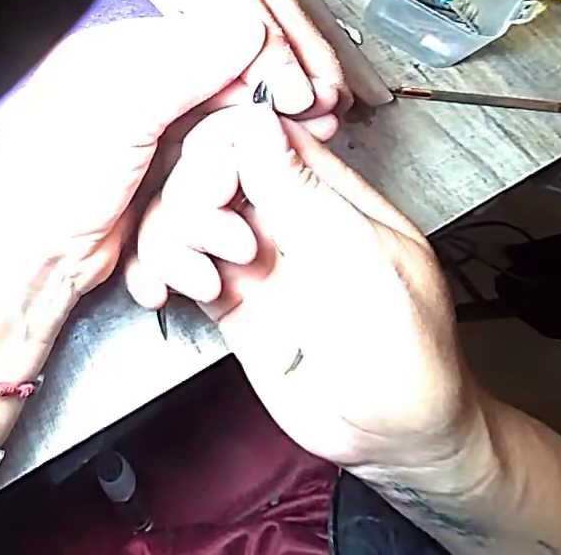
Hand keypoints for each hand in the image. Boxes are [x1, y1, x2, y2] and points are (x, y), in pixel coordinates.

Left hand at [0, 16, 264, 370]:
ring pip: (210, 138)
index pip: (196, 39)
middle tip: (263, 161)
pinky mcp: (151, 173)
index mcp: (108, 56)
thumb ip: (182, 67)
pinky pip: (198, 174)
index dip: (246, 64)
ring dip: (225, 176)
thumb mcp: (119, 114)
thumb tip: (244, 27)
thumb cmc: (51, 183)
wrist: (32, 258)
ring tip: (226, 217)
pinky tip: (209, 228)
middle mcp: (126, 89)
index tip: (286, 96)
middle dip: (241, 129)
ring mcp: (140, 134)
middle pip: (210, 92)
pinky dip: (208, 201)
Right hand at [124, 105, 481, 473]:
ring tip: (205, 280)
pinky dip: (155, 267)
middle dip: (193, 199)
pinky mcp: (217, 285)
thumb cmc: (406, 354)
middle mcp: (274, 209)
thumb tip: (256, 119)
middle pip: (198, 166)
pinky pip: (165, 257)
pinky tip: (172, 289)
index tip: (219, 182)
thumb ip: (300, 189)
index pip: (250, 130)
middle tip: (225, 245)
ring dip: (172, 238)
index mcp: (318, 186)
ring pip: (172, 209)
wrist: (391, 441)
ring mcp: (240, 247)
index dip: (220, 146)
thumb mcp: (361, 260)